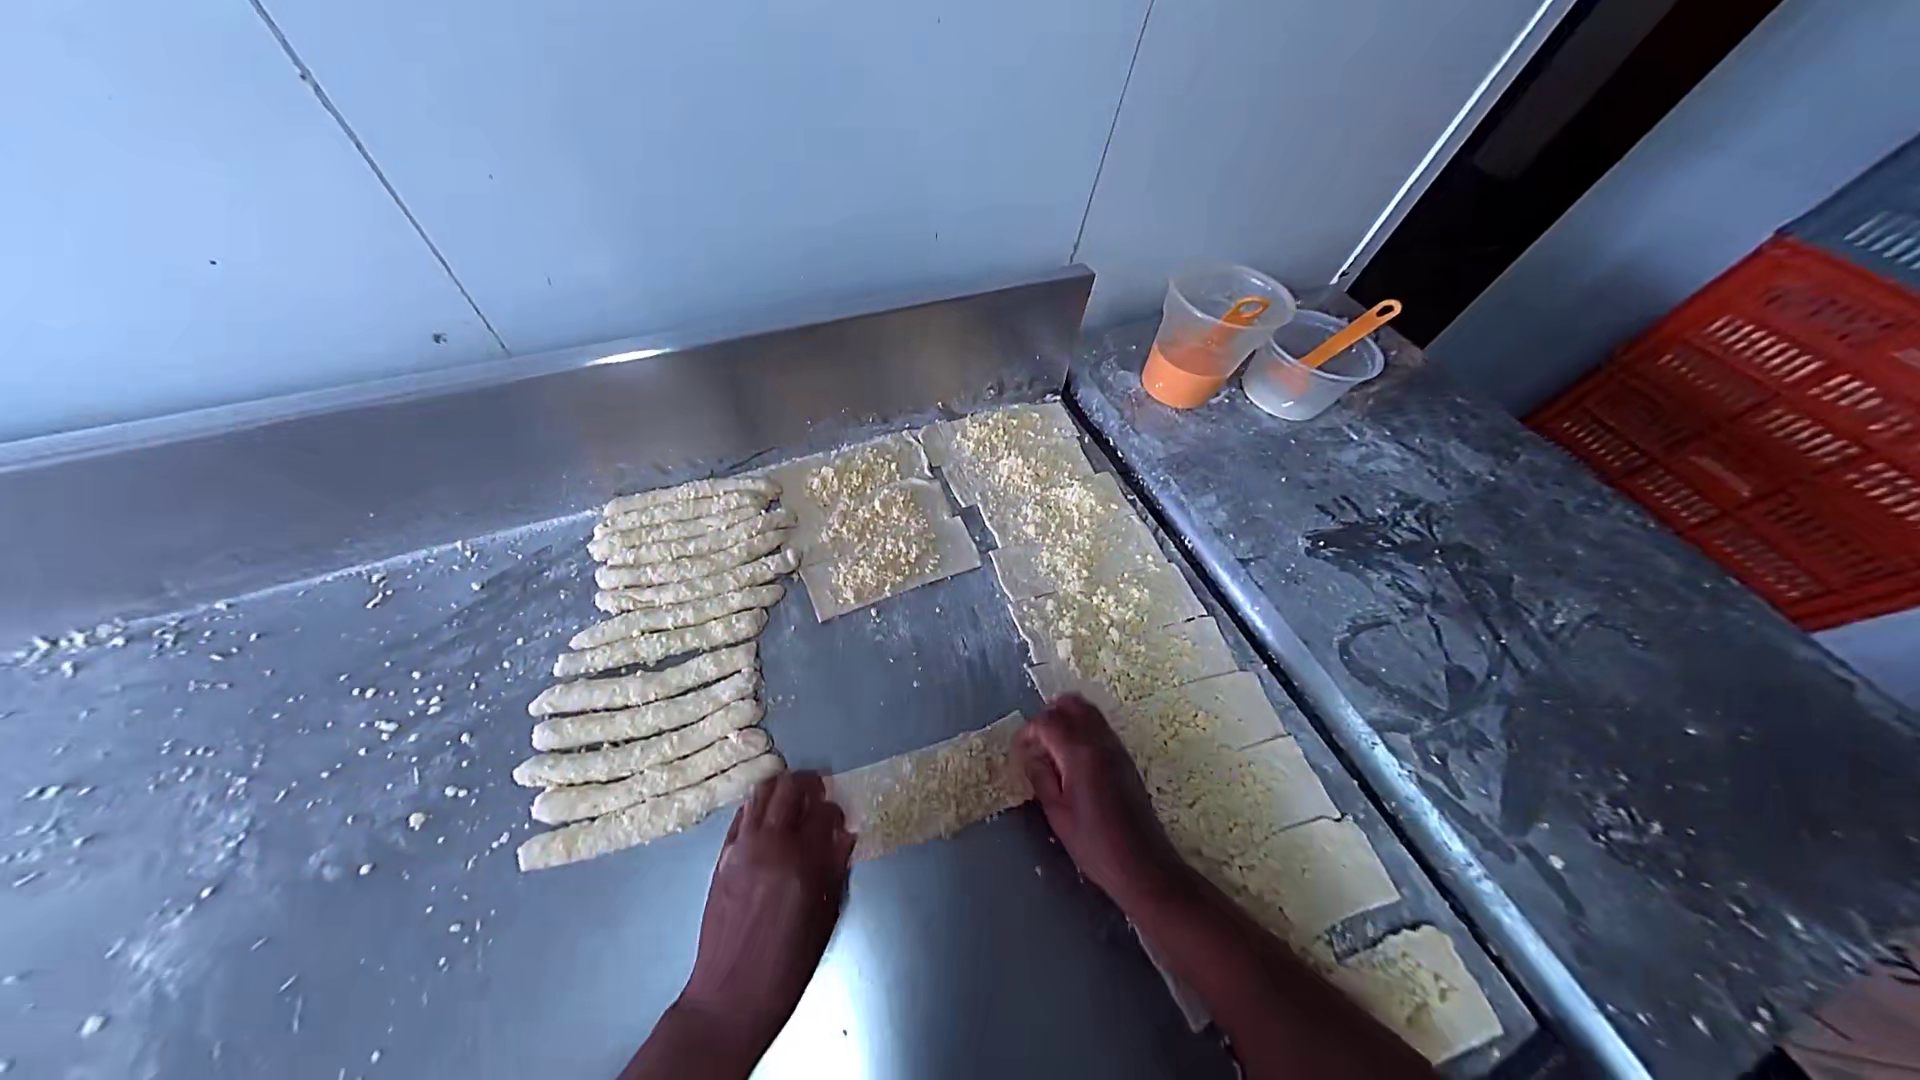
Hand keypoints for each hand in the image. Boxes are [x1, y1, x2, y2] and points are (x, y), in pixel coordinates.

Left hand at [678, 771, 854, 1041]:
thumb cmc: (788, 964)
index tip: (839, 822)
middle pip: (790, 787)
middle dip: (810, 783)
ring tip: (794, 803)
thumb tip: (844, 836)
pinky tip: (769, 821)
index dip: (836, 811)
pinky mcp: (722, 857)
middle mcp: (771, 844)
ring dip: (782, 789)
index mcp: (803, 861)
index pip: (825, 811)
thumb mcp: (826, 917)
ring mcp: (742, 848)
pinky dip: (758, 808)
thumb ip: (836, 868)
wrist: (731, 996)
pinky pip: (742, 815)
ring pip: (762, 792)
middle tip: (819, 794)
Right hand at [1015, 694, 1190, 909]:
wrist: (1143, 864)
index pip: (1048, 722)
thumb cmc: (1095, 844)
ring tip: (1050, 746)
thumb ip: (1041, 777)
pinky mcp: (1125, 758)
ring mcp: (1116, 747)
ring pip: (1088, 711)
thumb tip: (1030, 755)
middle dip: (1048, 714)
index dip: (1028, 731)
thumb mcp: (1057, 813)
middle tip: (1034, 739)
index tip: (1019, 748)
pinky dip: (1081, 728)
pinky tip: (1071, 757)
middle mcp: (1100, 741)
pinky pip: (1100, 727)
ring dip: (1066, 718)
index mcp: (1080, 753)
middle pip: (1072, 704)